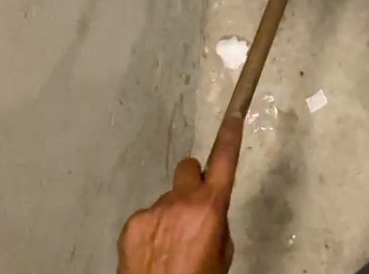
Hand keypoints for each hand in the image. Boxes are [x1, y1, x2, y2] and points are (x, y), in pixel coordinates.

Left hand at [118, 116, 244, 273]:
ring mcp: (154, 210)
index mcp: (210, 207)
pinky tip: (151, 254)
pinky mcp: (132, 223)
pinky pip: (147, 217)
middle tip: (191, 211)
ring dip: (170, 215)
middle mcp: (182, 200)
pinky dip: (150, 231)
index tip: (236, 113)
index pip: (225, 160)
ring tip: (168, 247)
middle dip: (191, 182)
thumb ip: (217, 224)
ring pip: (167, 200)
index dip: (232, 134)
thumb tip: (207, 213)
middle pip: (188, 168)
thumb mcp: (222, 255)